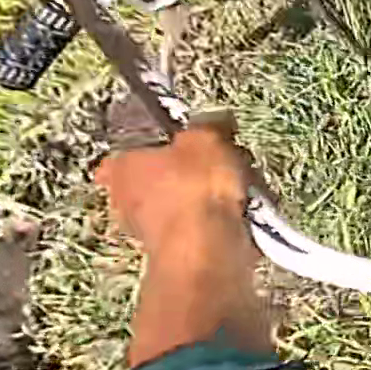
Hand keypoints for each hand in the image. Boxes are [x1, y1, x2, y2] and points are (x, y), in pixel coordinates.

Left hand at [93, 122, 268, 367]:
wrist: (208, 250)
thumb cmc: (196, 190)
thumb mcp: (208, 139)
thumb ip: (211, 125)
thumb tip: (218, 120)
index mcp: (120, 165)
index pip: (147, 144)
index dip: (181, 143)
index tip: (212, 146)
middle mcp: (125, 197)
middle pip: (177, 173)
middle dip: (210, 171)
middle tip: (235, 169)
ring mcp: (152, 227)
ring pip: (197, 200)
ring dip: (225, 198)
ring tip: (250, 197)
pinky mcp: (182, 250)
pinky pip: (212, 226)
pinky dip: (230, 222)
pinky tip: (248, 219)